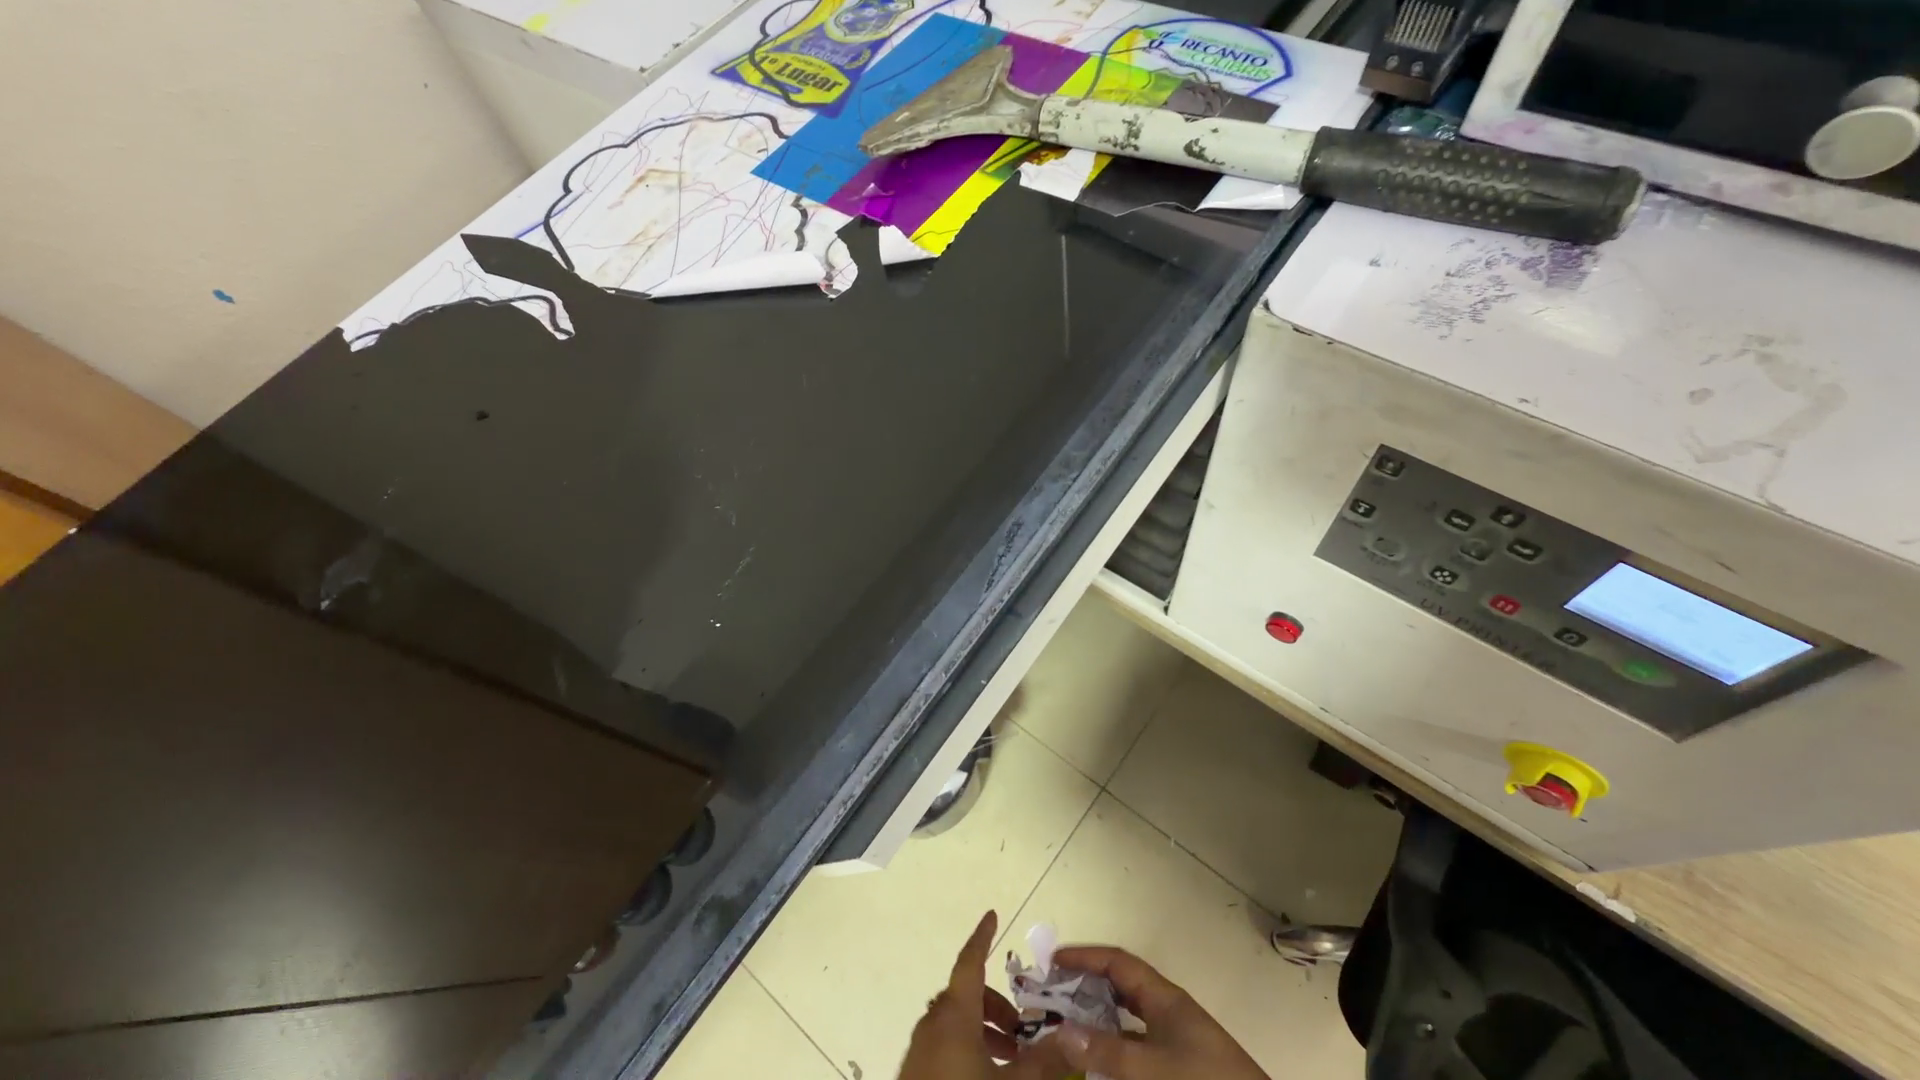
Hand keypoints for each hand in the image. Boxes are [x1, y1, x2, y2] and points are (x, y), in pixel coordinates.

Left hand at [899, 911, 1072, 1079]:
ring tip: (1014, 1059)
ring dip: (986, 1029)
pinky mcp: (916, 1072)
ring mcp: (921, 1049)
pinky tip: (990, 1075)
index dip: (982, 938)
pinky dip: (969, 1046)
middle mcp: (934, 1023)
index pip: (970, 963)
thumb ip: (1045, 1060)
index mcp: (955, 1015)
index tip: (992, 915)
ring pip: (956, 1022)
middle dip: (999, 1005)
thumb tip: (1076, 1037)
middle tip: (1026, 1030)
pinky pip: (946, 1044)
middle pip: (967, 995)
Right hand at [1049, 946, 1269, 1079]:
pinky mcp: (1179, 1068)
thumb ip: (1106, 1053)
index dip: (1084, 957)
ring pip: (1127, 1021)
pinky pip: (1137, 1049)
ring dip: (1097, 1022)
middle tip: (1049, 999)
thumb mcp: (1152, 1071)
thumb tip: (1059, 1032)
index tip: (1050, 962)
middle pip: (1120, 988)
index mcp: (1165, 1000)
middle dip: (1085, 988)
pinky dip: (1113, 1051)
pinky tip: (1095, 1068)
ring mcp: (1176, 1042)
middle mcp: (1169, 1013)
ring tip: (1063, 1031)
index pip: (1118, 963)